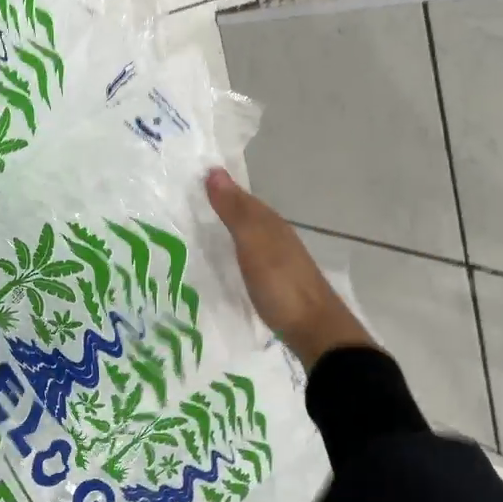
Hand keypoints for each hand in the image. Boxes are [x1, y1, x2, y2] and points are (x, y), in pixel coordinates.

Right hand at [205, 168, 373, 367]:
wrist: (316, 331)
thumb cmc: (281, 285)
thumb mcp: (253, 245)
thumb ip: (234, 211)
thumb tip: (213, 170)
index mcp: (270, 224)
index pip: (242, 197)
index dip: (219, 187)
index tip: (189, 180)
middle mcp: (276, 237)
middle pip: (246, 215)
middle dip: (221, 207)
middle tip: (185, 203)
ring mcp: (278, 261)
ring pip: (248, 235)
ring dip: (227, 230)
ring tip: (196, 230)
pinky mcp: (276, 282)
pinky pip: (250, 256)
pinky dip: (234, 251)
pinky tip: (222, 260)